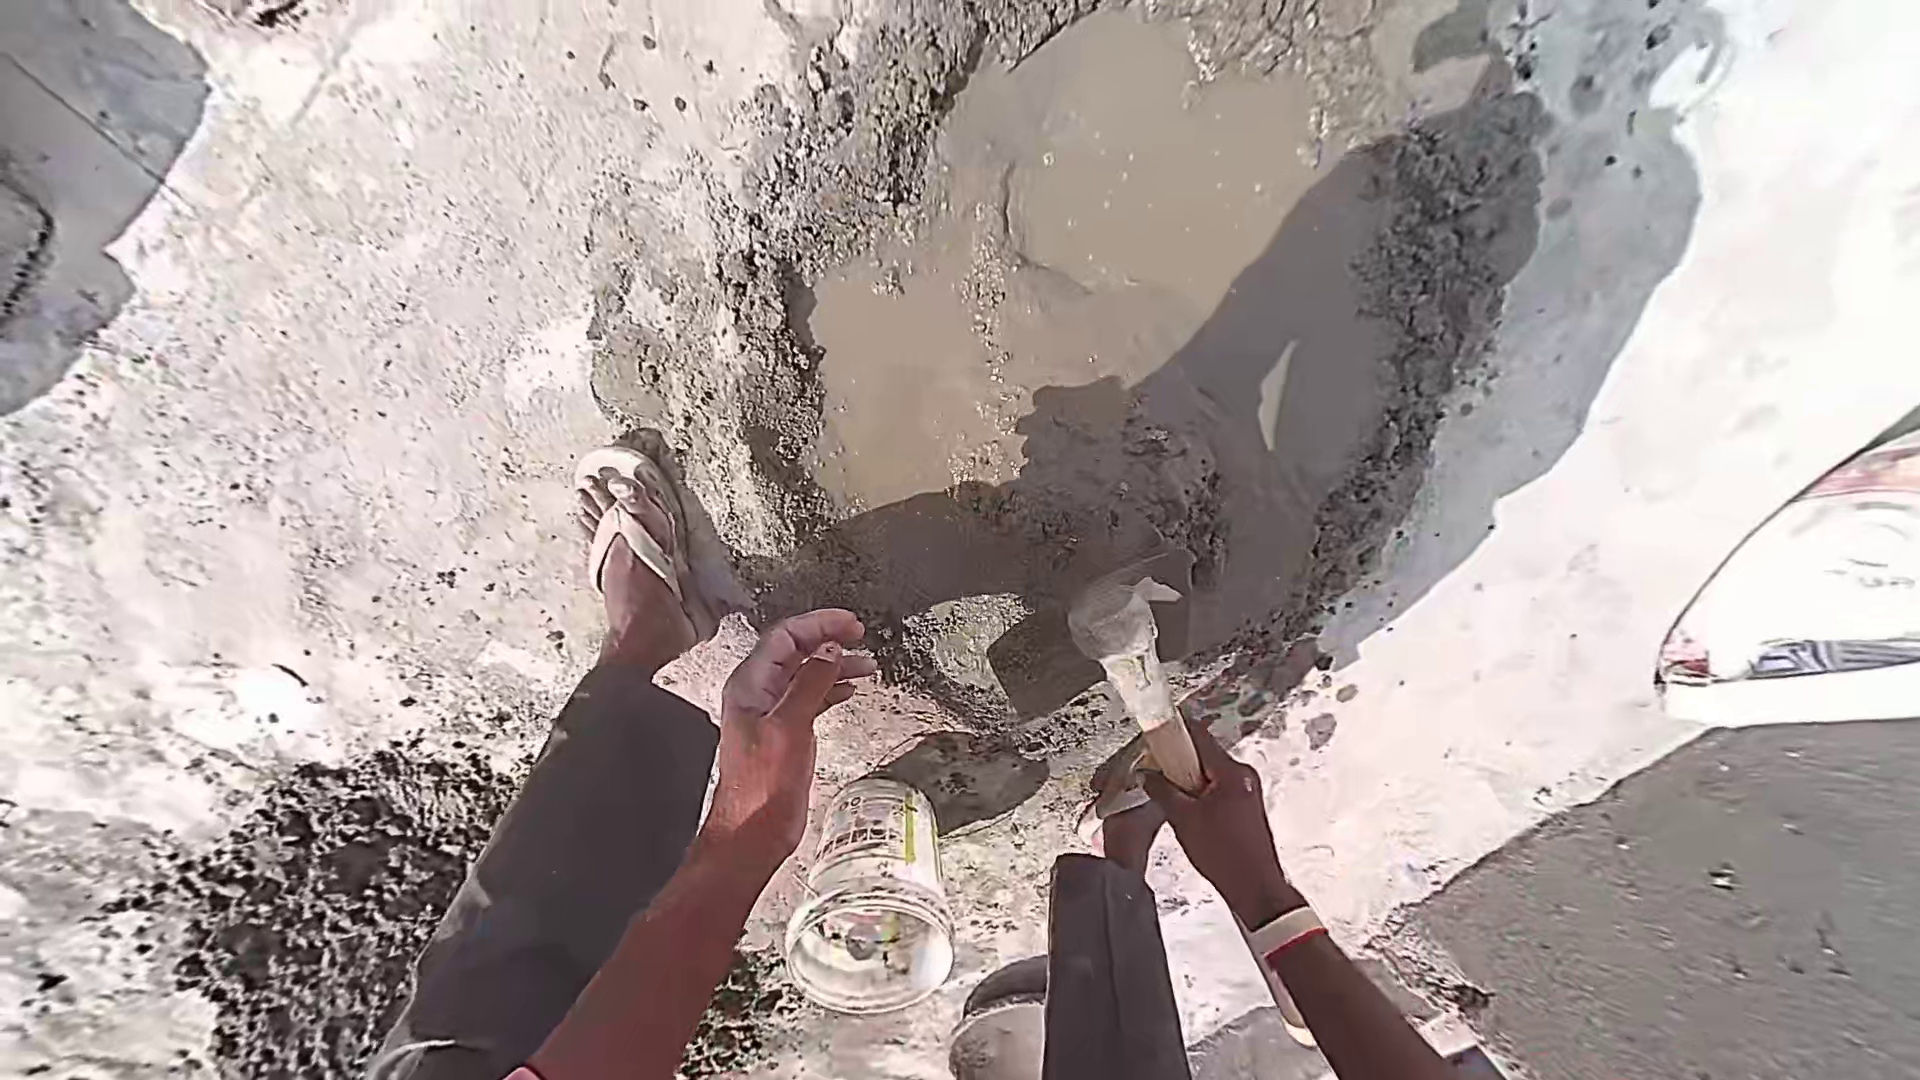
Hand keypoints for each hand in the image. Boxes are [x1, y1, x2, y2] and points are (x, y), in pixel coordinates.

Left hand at [704, 609, 875, 868]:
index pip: (786, 636)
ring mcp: (773, 710)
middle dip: (829, 637)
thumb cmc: (762, 786)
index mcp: (751, 684)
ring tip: (866, 663)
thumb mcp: (789, 728)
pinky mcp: (787, 728)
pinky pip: (813, 694)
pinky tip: (850, 688)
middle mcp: (760, 692)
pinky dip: (833, 687)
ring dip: (836, 663)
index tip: (850, 624)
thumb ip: (810, 683)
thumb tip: (830, 650)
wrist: (753, 832)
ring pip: (808, 671)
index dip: (819, 624)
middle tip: (859, 634)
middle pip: (796, 649)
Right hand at [1143, 718, 1301, 926]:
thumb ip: (1161, 789)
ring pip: (1209, 769)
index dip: (1175, 728)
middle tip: (1157, 766)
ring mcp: (1247, 789)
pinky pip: (1217, 783)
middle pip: (1203, 752)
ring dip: (1188, 775)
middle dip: (1178, 757)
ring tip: (1170, 791)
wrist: (1256, 891)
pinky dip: (1199, 788)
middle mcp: (1243, 776)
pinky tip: (1186, 805)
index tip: (1156, 727)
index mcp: (1231, 773)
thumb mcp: (1182, 818)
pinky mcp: (1245, 804)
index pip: (1199, 735)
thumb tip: (1147, 775)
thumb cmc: (1225, 856)